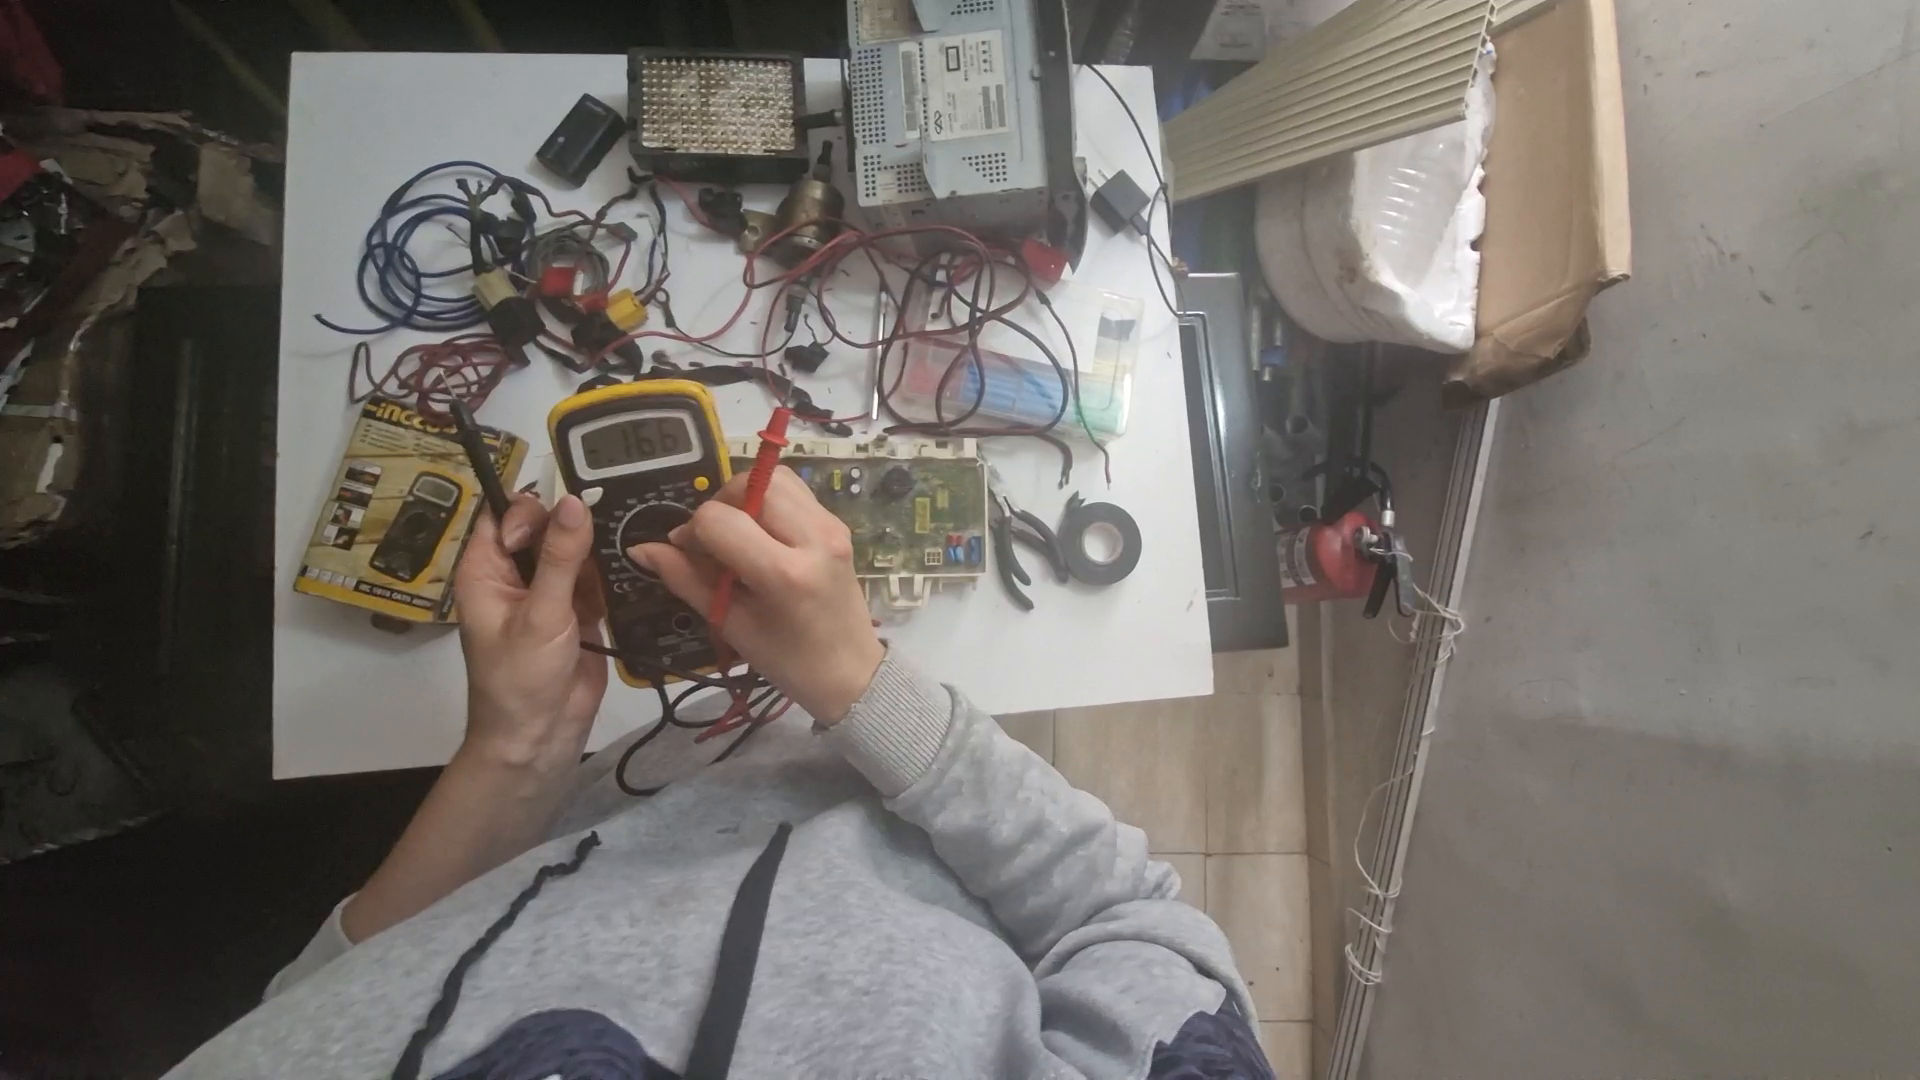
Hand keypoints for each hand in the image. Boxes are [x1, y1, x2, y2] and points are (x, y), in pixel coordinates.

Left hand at [453, 493, 608, 770]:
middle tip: (609, 523)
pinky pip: (597, 578)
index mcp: (487, 571)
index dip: (531, 511)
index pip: (503, 516)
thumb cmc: (522, 676)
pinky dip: (614, 574)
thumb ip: (562, 558)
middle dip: (575, 525)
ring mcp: (552, 593)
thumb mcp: (542, 614)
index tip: (564, 524)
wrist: (542, 734)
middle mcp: (518, 576)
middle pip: (546, 529)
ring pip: (576, 551)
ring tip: (629, 543)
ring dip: (599, 549)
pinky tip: (636, 567)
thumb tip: (575, 501)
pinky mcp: (581, 611)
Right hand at [630, 466, 883, 722]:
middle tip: (713, 540)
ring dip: (746, 497)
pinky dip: (771, 502)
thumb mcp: (732, 625)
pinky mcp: (839, 525)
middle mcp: (814, 539)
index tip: (687, 554)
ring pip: (777, 479)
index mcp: (784, 574)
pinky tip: (764, 535)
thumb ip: (687, 579)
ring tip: (738, 533)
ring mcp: (833, 528)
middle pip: (752, 485)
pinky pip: (797, 493)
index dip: (692, 532)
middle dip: (720, 504)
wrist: (851, 671)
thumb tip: (642, 549)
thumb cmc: (789, 660)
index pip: (719, 521)